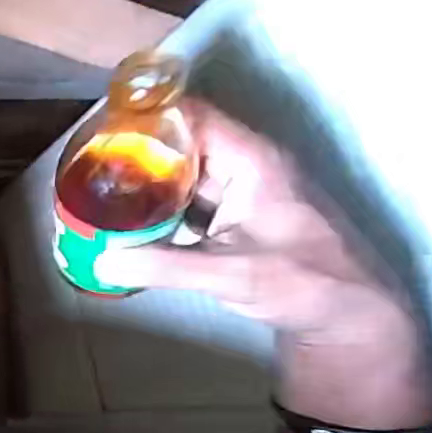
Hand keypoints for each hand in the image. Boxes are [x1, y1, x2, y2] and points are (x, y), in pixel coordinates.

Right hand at [92, 102, 431, 428]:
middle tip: (85, 165)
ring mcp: (234, 191)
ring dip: (141, 178)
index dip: (147, 117)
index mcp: (251, 161)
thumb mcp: (231, 275)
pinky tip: (124, 218)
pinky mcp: (227, 215)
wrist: (345, 315)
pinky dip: (153, 204)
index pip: (192, 117)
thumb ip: (164, 267)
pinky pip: (182, 198)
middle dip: (134, 149)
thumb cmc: (304, 283)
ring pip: (178, 170)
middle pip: (179, 141)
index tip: (100, 131)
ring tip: (95, 188)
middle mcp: (241, 166)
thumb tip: (102, 260)